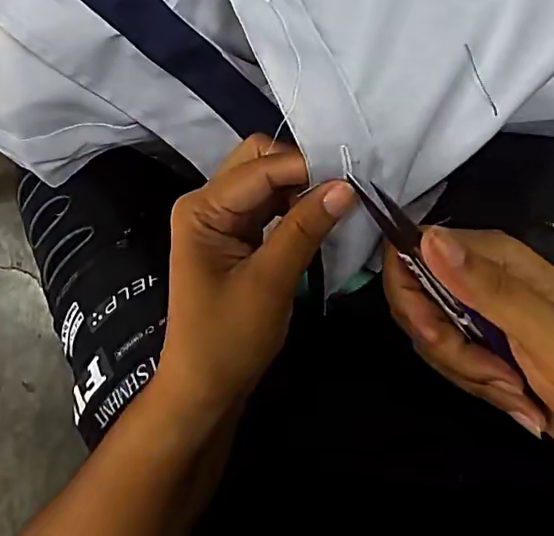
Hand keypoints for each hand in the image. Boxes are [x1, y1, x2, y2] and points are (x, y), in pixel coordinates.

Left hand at [157, 135, 355, 411]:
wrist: (203, 390)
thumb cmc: (228, 339)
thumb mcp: (270, 282)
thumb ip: (305, 228)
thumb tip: (345, 186)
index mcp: (202, 207)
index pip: (258, 168)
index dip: (304, 166)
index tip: (352, 175)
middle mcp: (206, 202)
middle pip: (257, 161)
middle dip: (299, 169)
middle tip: (342, 187)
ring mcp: (219, 217)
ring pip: (264, 180)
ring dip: (299, 186)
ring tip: (340, 199)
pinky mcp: (234, 234)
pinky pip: (267, 204)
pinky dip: (294, 204)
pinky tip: (320, 214)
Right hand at [384, 227, 553, 467]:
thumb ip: (491, 289)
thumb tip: (430, 239)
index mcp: (495, 256)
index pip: (414, 247)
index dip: (409, 289)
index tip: (434, 333)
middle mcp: (479, 274)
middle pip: (415, 295)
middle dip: (443, 345)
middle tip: (493, 373)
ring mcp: (477, 311)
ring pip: (427, 333)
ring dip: (465, 372)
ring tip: (518, 390)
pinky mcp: (480, 345)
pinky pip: (445, 359)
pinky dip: (474, 385)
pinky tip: (518, 398)